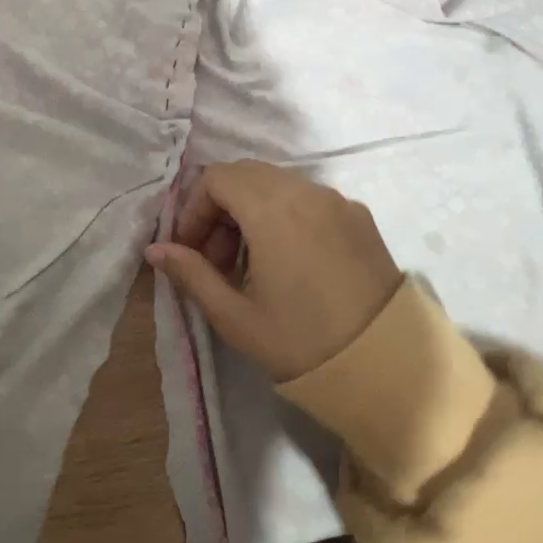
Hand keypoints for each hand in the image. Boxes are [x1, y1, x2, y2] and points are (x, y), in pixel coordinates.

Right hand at [146, 161, 402, 381]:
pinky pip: (309, 200)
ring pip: (278, 185)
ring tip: (249, 265)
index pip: (217, 178)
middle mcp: (306, 192)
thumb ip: (191, 273)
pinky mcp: (360, 217)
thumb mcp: (235, 315)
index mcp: (272, 210)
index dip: (193, 209)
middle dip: (220, 209)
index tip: (190, 250)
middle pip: (246, 175)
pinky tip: (287, 263)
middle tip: (215, 259)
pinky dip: (284, 216)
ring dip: (251, 212)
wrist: (387, 366)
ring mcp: (338, 201)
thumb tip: (155, 250)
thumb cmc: (301, 341)